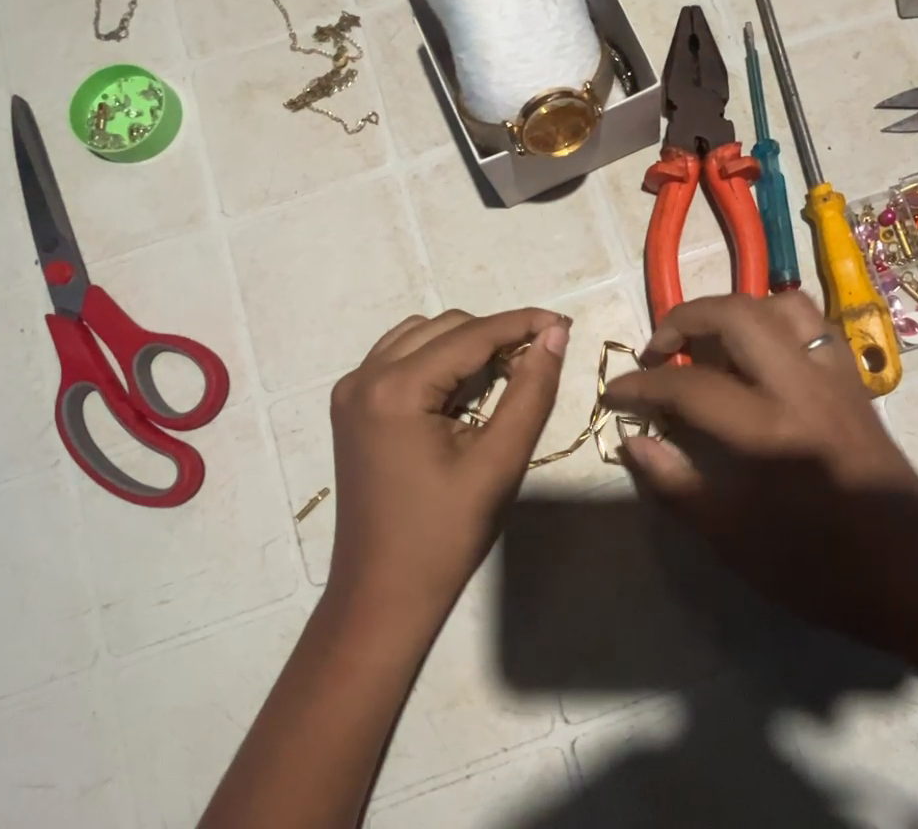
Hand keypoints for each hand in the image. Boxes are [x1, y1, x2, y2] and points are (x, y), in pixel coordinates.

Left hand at [327, 309, 568, 623]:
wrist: (383, 593)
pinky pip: (400, 360)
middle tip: (538, 362)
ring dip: (466, 345)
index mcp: (395, 389)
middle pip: (445, 327)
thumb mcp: (499, 461)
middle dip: (495, 335)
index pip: (471, 335)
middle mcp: (364, 377)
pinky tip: (463, 392)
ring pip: (420, 337)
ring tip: (504, 376)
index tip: (565, 324)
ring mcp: (351, 392)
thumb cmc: (445, 534)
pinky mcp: (351, 409)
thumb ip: (530, 392)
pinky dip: (437, 361)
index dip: (522, 324)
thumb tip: (554, 335)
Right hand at [600, 293, 917, 663]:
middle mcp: (803, 386)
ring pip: (781, 306)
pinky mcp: (855, 381)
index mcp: (769, 430)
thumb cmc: (818, 568)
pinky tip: (758, 357)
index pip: (688, 385)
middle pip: (736, 315)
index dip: (640, 386)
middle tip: (657, 351)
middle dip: (684, 319)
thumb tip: (632, 441)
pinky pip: (813, 327)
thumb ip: (675, 484)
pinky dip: (775, 323)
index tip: (614, 393)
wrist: (911, 572)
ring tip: (708, 344)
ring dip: (734, 312)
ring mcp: (835, 377)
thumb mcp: (732, 539)